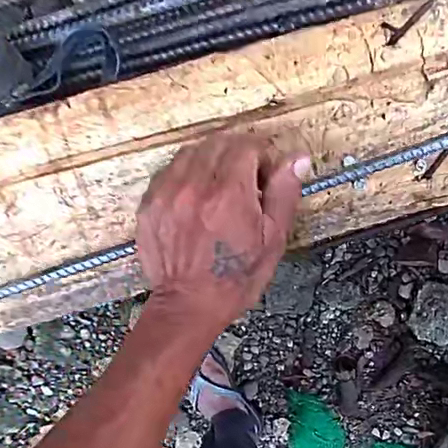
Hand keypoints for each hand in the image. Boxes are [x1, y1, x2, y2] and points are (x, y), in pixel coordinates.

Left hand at [134, 133, 308, 337]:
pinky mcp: (150, 203)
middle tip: (246, 181)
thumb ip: (284, 194)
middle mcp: (194, 187)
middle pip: (218, 142)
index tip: (264, 176)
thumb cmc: (236, 277)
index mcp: (228, 195)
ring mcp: (167, 193)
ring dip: (211, 161)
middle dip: (237, 154)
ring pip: (192, 151)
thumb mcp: (273, 240)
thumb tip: (297, 159)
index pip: (247, 145)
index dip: (262, 156)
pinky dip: (187, 174)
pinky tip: (197, 198)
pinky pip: (170, 170)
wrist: (189, 305)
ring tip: (220, 189)